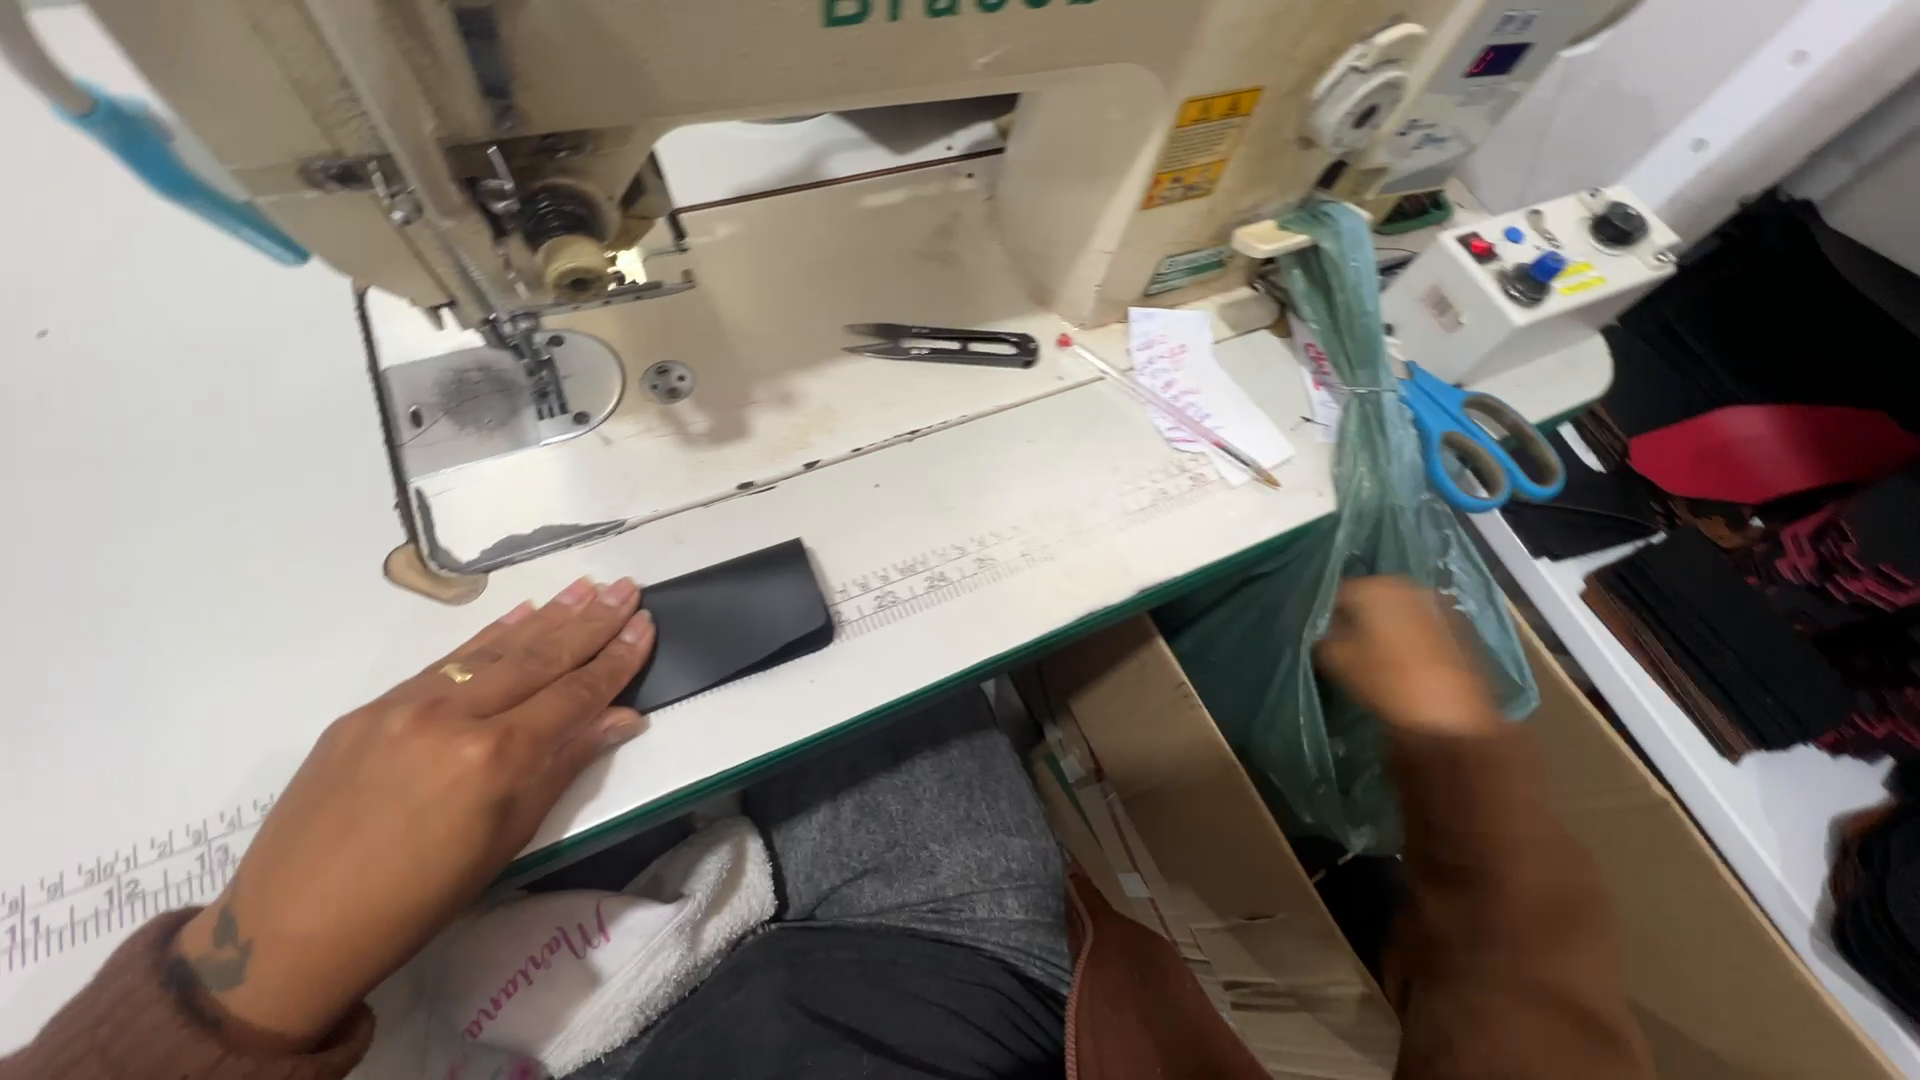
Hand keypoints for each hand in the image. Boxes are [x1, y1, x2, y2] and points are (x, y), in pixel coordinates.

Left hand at [171, 577, 656, 1049]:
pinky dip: (490, 636)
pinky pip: (445, 662)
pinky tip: (522, 612)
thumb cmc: (423, 898)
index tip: (646, 624)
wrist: (294, 927)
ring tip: (586, 587)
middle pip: (540, 657)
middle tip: (627, 587)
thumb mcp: (511, 837)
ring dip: (547, 615)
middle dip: (591, 621)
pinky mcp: (369, 708)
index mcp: (497, 757)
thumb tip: (623, 717)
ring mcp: (406, 706)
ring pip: (494, 649)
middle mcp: (455, 716)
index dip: (617, 659)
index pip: (576, 693)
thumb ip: (566, 763)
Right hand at [1314, 577, 1500, 737]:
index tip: (1321, 637)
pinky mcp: (1464, 627)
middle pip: (1370, 598)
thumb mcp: (1334, 658)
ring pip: (1400, 610)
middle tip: (1348, 645)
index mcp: (1375, 586)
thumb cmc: (1384, 682)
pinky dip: (1413, 636)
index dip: (1324, 616)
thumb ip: (1320, 634)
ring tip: (1380, 654)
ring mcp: (1441, 604)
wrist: (1451, 718)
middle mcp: (1410, 586)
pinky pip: (1424, 624)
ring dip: (1387, 626)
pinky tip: (1408, 661)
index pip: (1334, 593)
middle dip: (1358, 617)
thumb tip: (1322, 626)